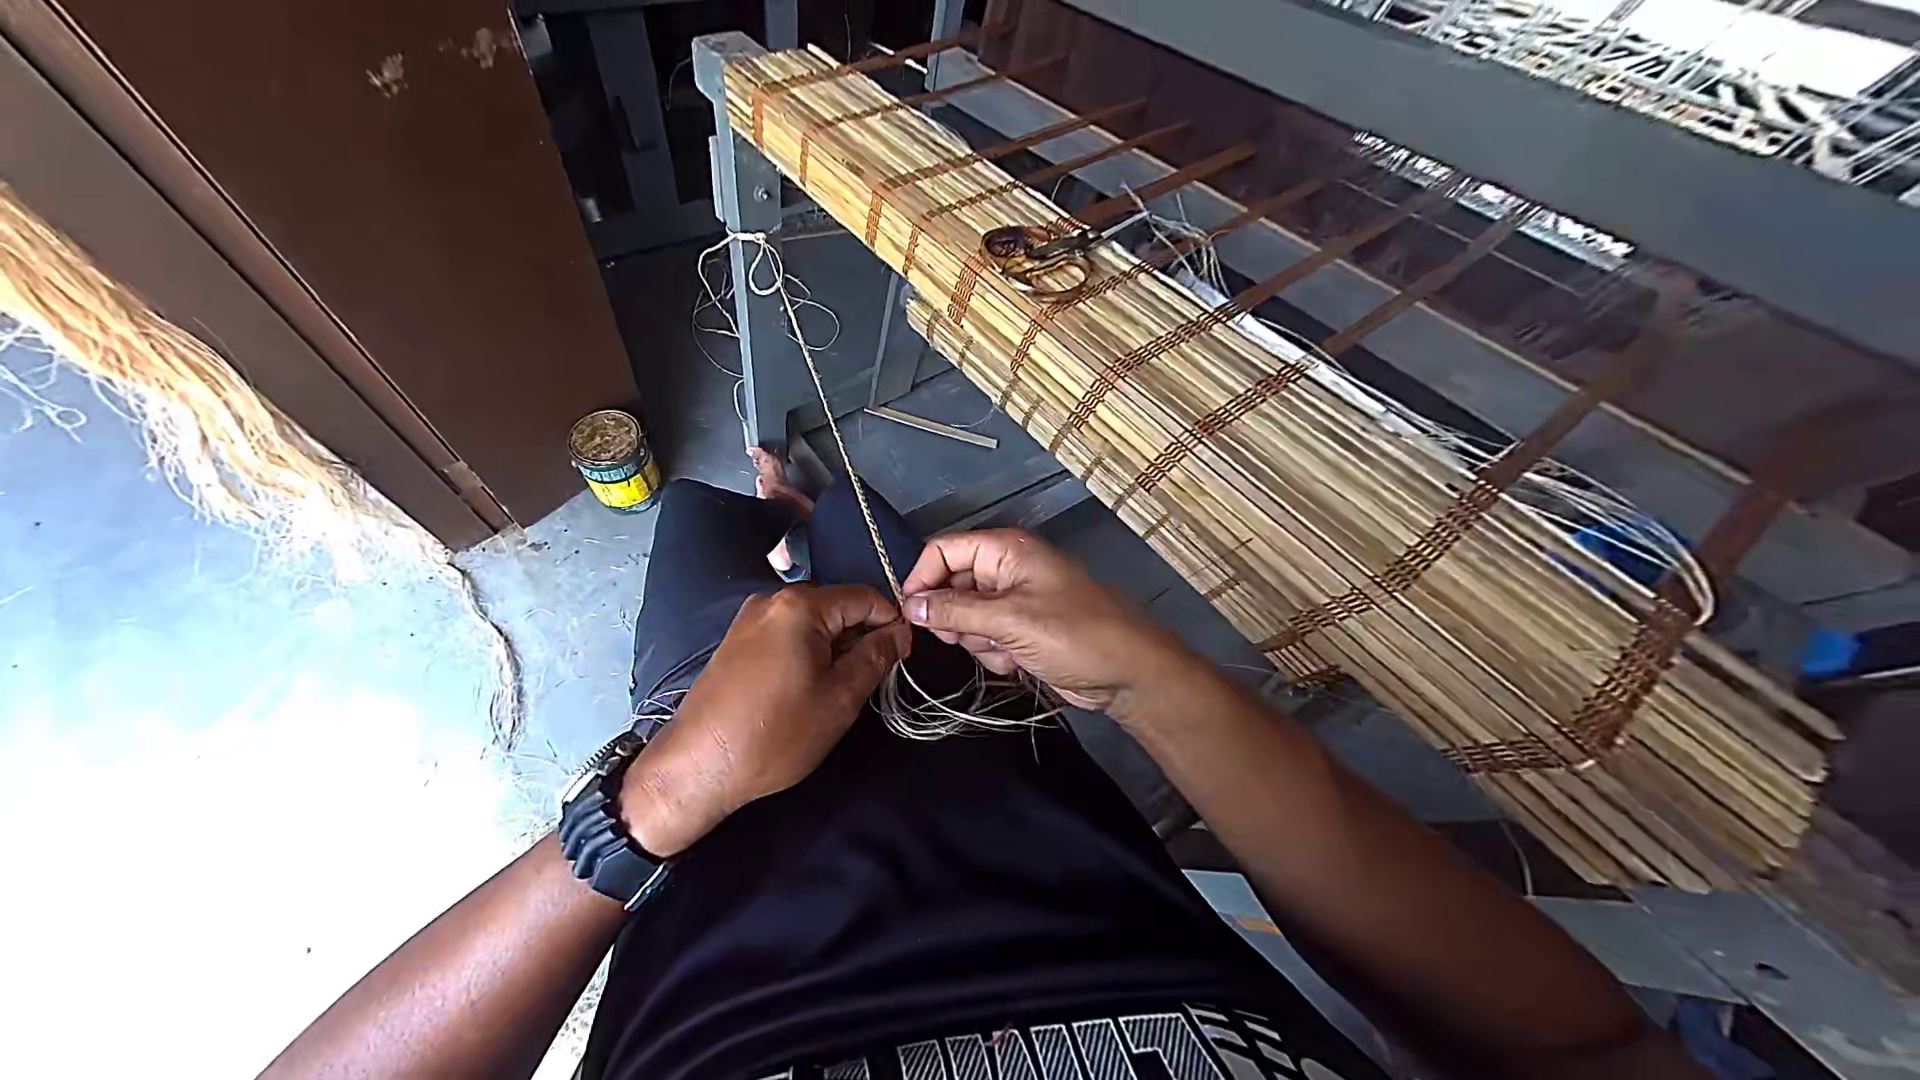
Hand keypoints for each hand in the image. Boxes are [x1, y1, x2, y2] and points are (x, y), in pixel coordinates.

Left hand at [618, 584, 910, 855]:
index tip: (901, 656)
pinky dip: (809, 653)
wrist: (697, 767)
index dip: (892, 623)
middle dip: (862, 636)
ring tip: (838, 690)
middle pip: (838, 606)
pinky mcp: (738, 641)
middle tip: (871, 680)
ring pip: (814, 622)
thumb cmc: (776, 733)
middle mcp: (772, 600)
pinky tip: (808, 688)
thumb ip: (877, 656)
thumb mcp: (841, 697)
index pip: (866, 596)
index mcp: (801, 605)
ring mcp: (750, 619)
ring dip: (836, 648)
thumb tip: (900, 632)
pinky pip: (789, 634)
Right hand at [899, 528, 1197, 716]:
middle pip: (952, 586)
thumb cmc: (1076, 635)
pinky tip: (1017, 662)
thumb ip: (955, 611)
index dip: (923, 577)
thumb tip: (911, 605)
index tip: (912, 612)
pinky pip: (985, 637)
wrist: (1126, 674)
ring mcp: (1013, 601)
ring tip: (1006, 649)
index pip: (944, 550)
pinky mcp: (1020, 630)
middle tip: (968, 636)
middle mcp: (1006, 570)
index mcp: (1006, 550)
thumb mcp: (1010, 621)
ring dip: (977, 640)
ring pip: (965, 617)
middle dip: (955, 617)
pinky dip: (994, 652)